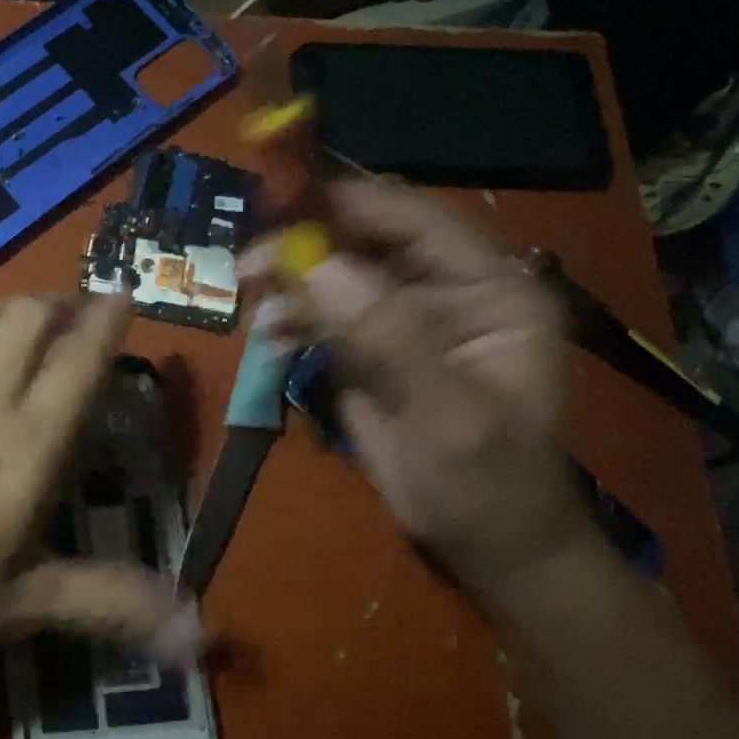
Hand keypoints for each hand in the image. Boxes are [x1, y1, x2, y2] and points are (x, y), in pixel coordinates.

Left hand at [0, 295, 196, 686]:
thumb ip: (110, 601)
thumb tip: (200, 635)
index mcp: (27, 449)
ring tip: (23, 330)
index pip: (78, 361)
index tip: (123, 296)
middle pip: (27, 317)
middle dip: (58, 305)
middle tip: (76, 319)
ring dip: (7, 311)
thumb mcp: (23, 606)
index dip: (105, 322)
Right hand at [250, 180, 592, 589]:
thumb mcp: (446, 414)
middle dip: (305, 243)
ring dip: (289, 281)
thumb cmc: (487, 481)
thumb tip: (316, 265)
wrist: (486, 543)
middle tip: (249, 260)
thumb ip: (387, 337)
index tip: (282, 195)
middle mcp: (445, 290)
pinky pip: (320, 313)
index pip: (417, 222)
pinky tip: (269, 336)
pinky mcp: (368, 346)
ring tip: (250, 298)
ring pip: (334, 274)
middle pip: (365, 240)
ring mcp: (402, 318)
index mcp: (490, 290)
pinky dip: (289, 316)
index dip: (351, 202)